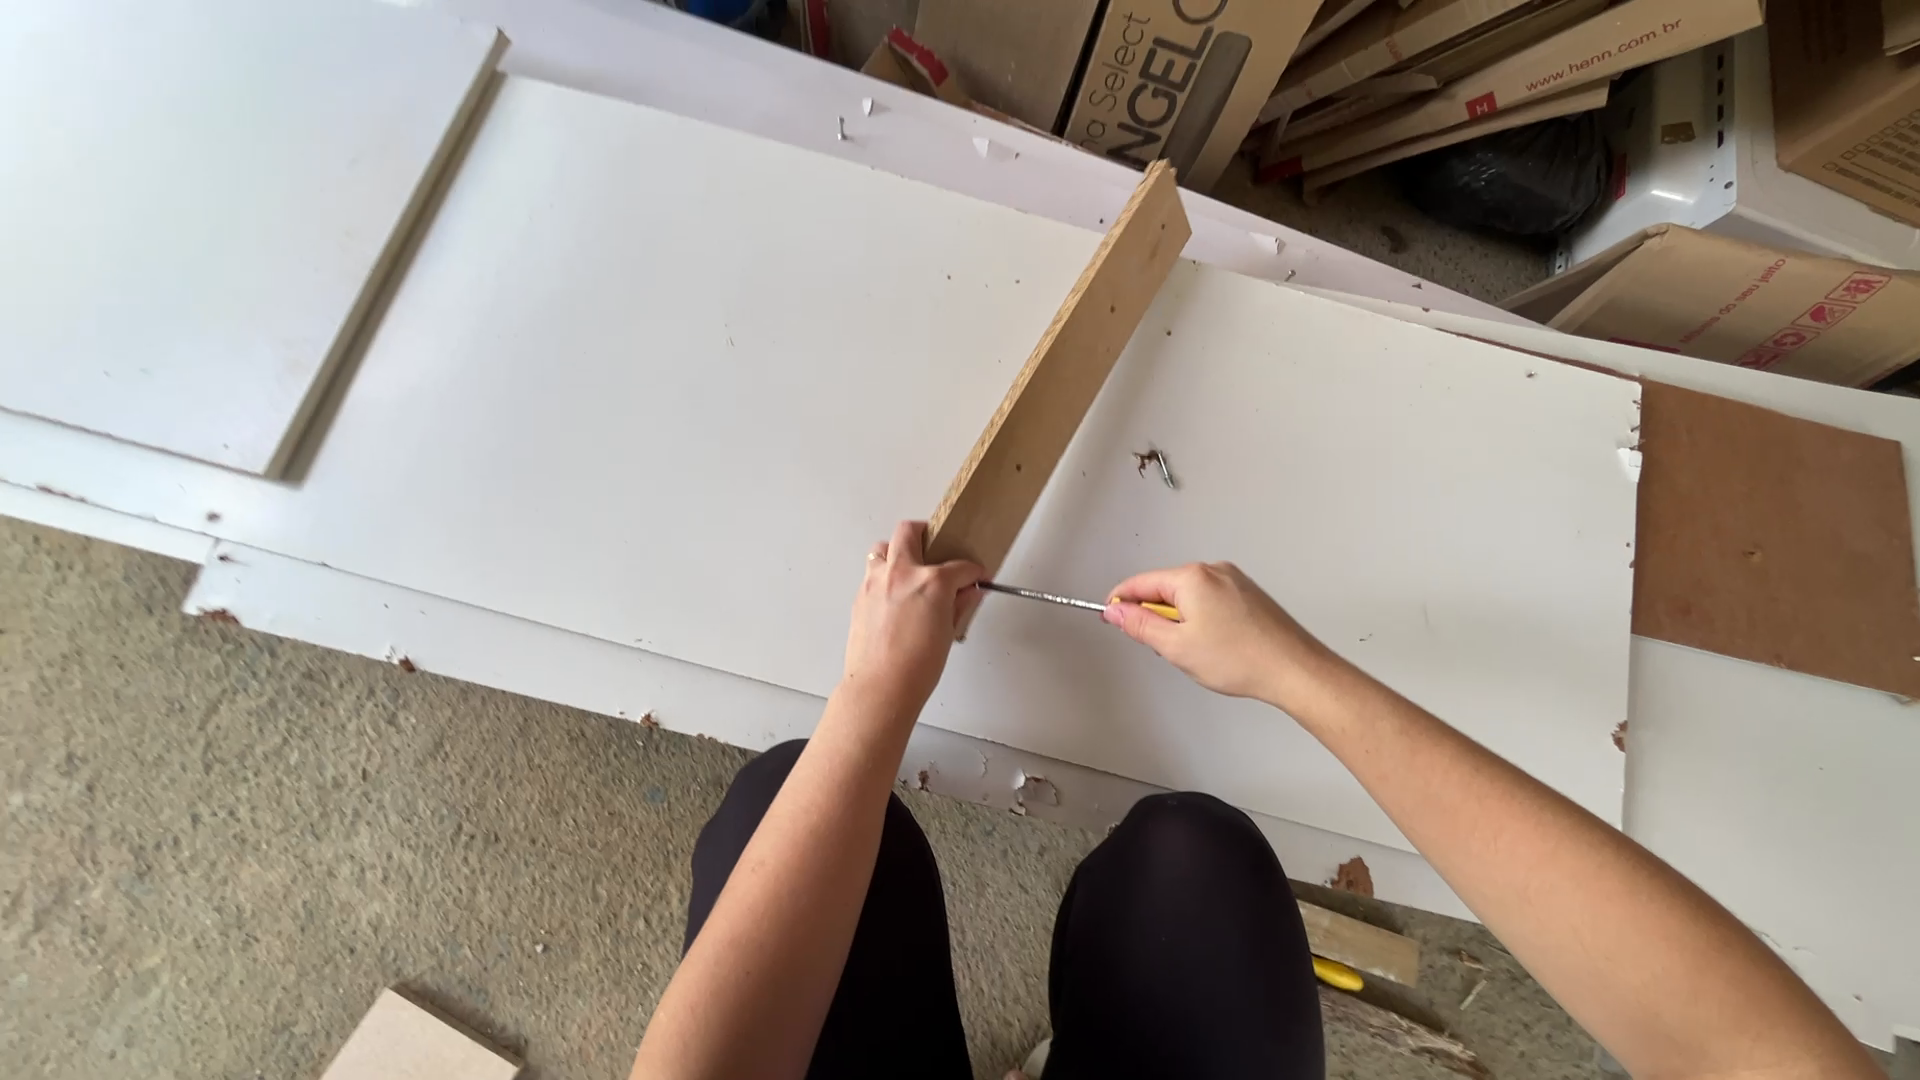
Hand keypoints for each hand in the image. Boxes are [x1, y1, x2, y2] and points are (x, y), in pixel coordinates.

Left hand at [842, 521, 984, 714]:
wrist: (881, 687)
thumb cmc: (915, 667)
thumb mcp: (948, 633)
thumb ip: (959, 606)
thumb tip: (968, 594)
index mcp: (931, 581)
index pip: (960, 566)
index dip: (973, 571)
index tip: (976, 577)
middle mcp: (901, 573)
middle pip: (910, 531)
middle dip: (926, 533)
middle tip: (936, 546)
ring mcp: (877, 582)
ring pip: (883, 547)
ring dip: (897, 551)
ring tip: (909, 567)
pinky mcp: (861, 596)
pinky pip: (872, 573)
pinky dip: (885, 575)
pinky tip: (895, 593)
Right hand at [1104, 562, 1342, 710]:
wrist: (1294, 670)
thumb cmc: (1241, 659)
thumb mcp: (1176, 646)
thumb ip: (1140, 625)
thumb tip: (1116, 611)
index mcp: (1192, 577)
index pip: (1140, 583)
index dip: (1120, 602)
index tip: (1110, 617)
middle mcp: (1213, 571)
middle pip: (1164, 589)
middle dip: (1156, 616)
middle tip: (1165, 647)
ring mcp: (1233, 581)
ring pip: (1187, 597)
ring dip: (1180, 621)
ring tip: (1198, 651)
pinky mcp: (1247, 594)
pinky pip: (1208, 601)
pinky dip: (1200, 620)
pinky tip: (1215, 646)